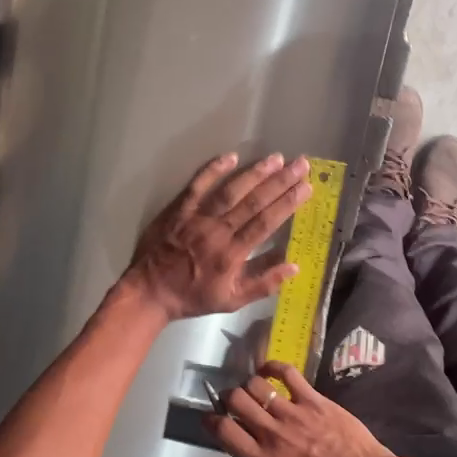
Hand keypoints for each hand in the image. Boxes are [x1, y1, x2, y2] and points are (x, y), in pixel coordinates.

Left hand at [115, 153, 312, 321]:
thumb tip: (294, 265)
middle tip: (301, 165)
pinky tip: (231, 156)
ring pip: (230, 190)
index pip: (266, 223)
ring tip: (276, 158)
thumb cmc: (193, 296)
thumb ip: (263, 283)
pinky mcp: (179, 209)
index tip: (306, 188)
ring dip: (255, 173)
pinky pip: (198, 185)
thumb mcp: (232, 300)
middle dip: (280, 182)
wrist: (150, 292)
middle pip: (254, 202)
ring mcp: (197, 218)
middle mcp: (218, 232)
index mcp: (233, 255)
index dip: (288, 203)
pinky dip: (214, 169)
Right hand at [209, 362, 397, 456]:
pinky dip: (273, 367)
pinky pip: (286, 373)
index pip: (224, 432)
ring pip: (255, 385)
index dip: (211, 420)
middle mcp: (271, 435)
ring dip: (249, 385)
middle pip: (236, 401)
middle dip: (229, 397)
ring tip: (252, 388)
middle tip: (233, 399)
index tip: (210, 417)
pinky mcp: (312, 399)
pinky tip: (268, 369)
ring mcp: (292, 414)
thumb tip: (246, 449)